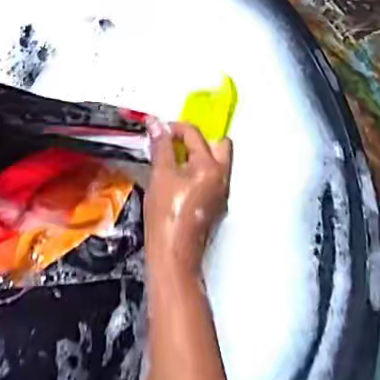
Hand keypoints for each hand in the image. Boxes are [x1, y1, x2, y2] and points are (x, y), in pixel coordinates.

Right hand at [145, 121, 231, 274]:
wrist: (174, 256)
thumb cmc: (167, 215)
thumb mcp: (160, 174)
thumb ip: (161, 146)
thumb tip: (157, 124)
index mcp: (211, 168)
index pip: (195, 134)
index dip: (174, 128)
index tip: (158, 131)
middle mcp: (222, 180)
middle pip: (218, 146)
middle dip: (197, 139)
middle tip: (174, 142)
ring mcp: (221, 196)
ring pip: (216, 164)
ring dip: (197, 156)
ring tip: (172, 160)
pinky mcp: (215, 208)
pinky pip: (211, 180)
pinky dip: (197, 173)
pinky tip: (177, 181)